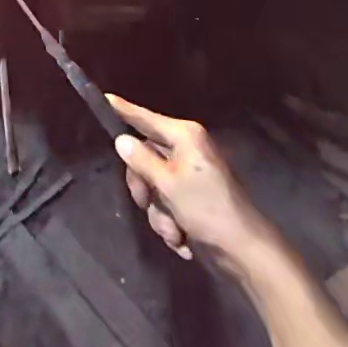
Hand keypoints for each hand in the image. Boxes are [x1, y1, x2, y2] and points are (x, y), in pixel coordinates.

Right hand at [109, 94, 268, 264]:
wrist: (242, 250)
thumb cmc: (207, 209)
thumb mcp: (168, 184)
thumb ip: (141, 160)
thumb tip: (122, 140)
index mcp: (185, 136)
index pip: (146, 118)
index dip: (124, 110)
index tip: (105, 97)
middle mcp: (186, 149)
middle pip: (145, 157)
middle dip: (144, 188)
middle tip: (144, 201)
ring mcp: (189, 174)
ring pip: (154, 186)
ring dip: (159, 213)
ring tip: (173, 230)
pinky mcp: (192, 197)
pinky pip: (166, 203)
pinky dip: (170, 222)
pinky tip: (181, 238)